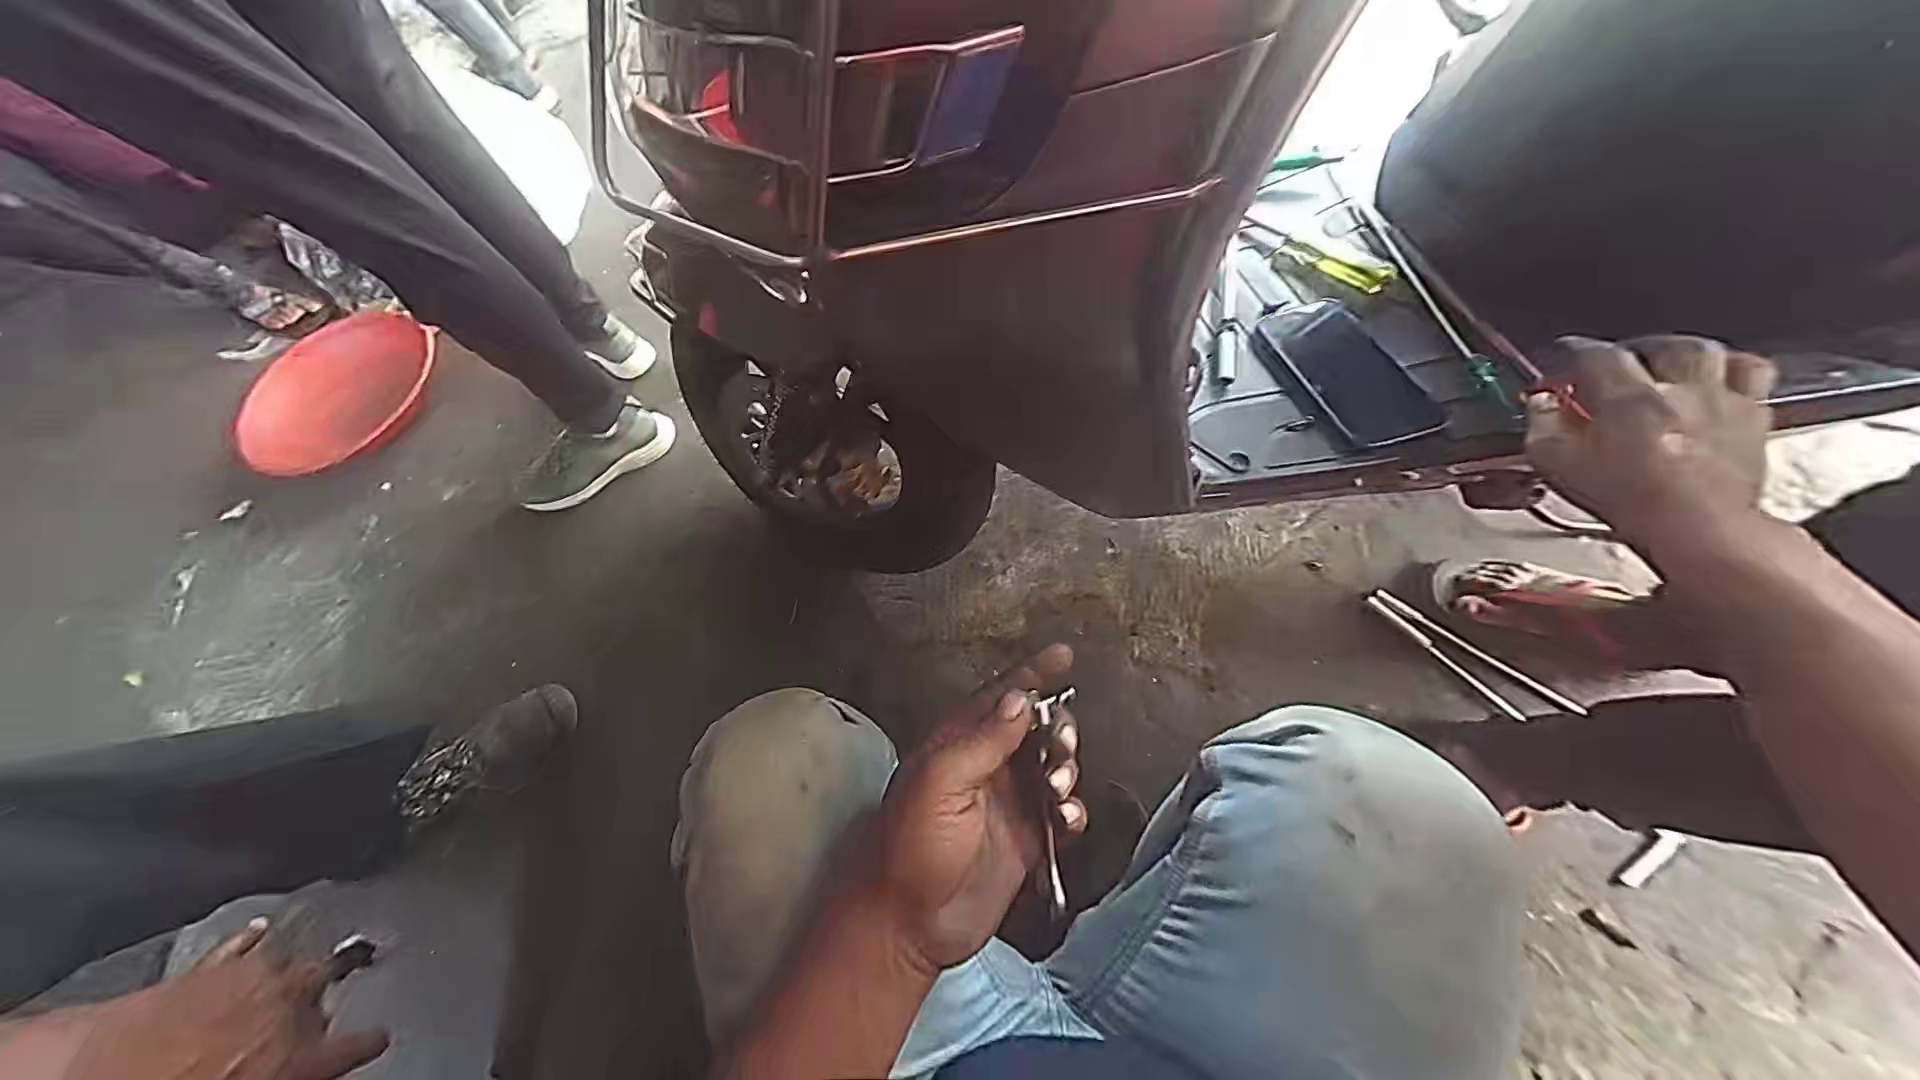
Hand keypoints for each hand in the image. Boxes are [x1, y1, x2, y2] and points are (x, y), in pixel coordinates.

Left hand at [65, 919, 388, 1079]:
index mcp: (299, 1053)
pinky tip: (261, 930)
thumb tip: (311, 1060)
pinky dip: (255, 938)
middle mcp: (289, 1008)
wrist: (83, 1079)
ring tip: (296, 973)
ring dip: (294, 971)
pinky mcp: (214, 967)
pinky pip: (244, 944)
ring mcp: (253, 982)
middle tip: (310, 1016)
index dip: (368, 1041)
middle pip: (326, 990)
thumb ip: (291, 1068)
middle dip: (321, 999)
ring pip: (295, 963)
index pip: (356, 1044)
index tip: (375, 1039)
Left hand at [868, 644, 1085, 971]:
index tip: (1063, 655)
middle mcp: (987, 765)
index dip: (1033, 674)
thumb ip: (983, 740)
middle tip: (1059, 745)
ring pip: (1053, 767)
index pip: (1002, 696)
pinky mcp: (1026, 838)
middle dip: (1056, 728)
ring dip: (1065, 769)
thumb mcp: (940, 782)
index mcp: (960, 742)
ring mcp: (1008, 801)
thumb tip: (1020, 699)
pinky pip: (1061, 813)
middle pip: (1036, 729)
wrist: (909, 921)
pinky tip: (1065, 818)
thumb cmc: (910, 845)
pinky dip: (1072, 811)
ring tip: (1056, 787)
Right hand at [1525, 335, 1776, 550]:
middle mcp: (1679, 390)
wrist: (1695, 524)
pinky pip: (1753, 377)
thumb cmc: (1628, 496)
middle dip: (1637, 348)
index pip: (1598, 355)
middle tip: (1620, 358)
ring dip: (1687, 354)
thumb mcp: (1556, 464)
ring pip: (1714, 353)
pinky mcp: (1754, 419)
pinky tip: (1715, 384)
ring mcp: (1723, 401)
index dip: (1577, 350)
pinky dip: (1733, 373)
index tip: (1566, 353)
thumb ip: (1542, 427)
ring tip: (1669, 363)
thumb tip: (1541, 405)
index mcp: (1627, 398)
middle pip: (1663, 345)